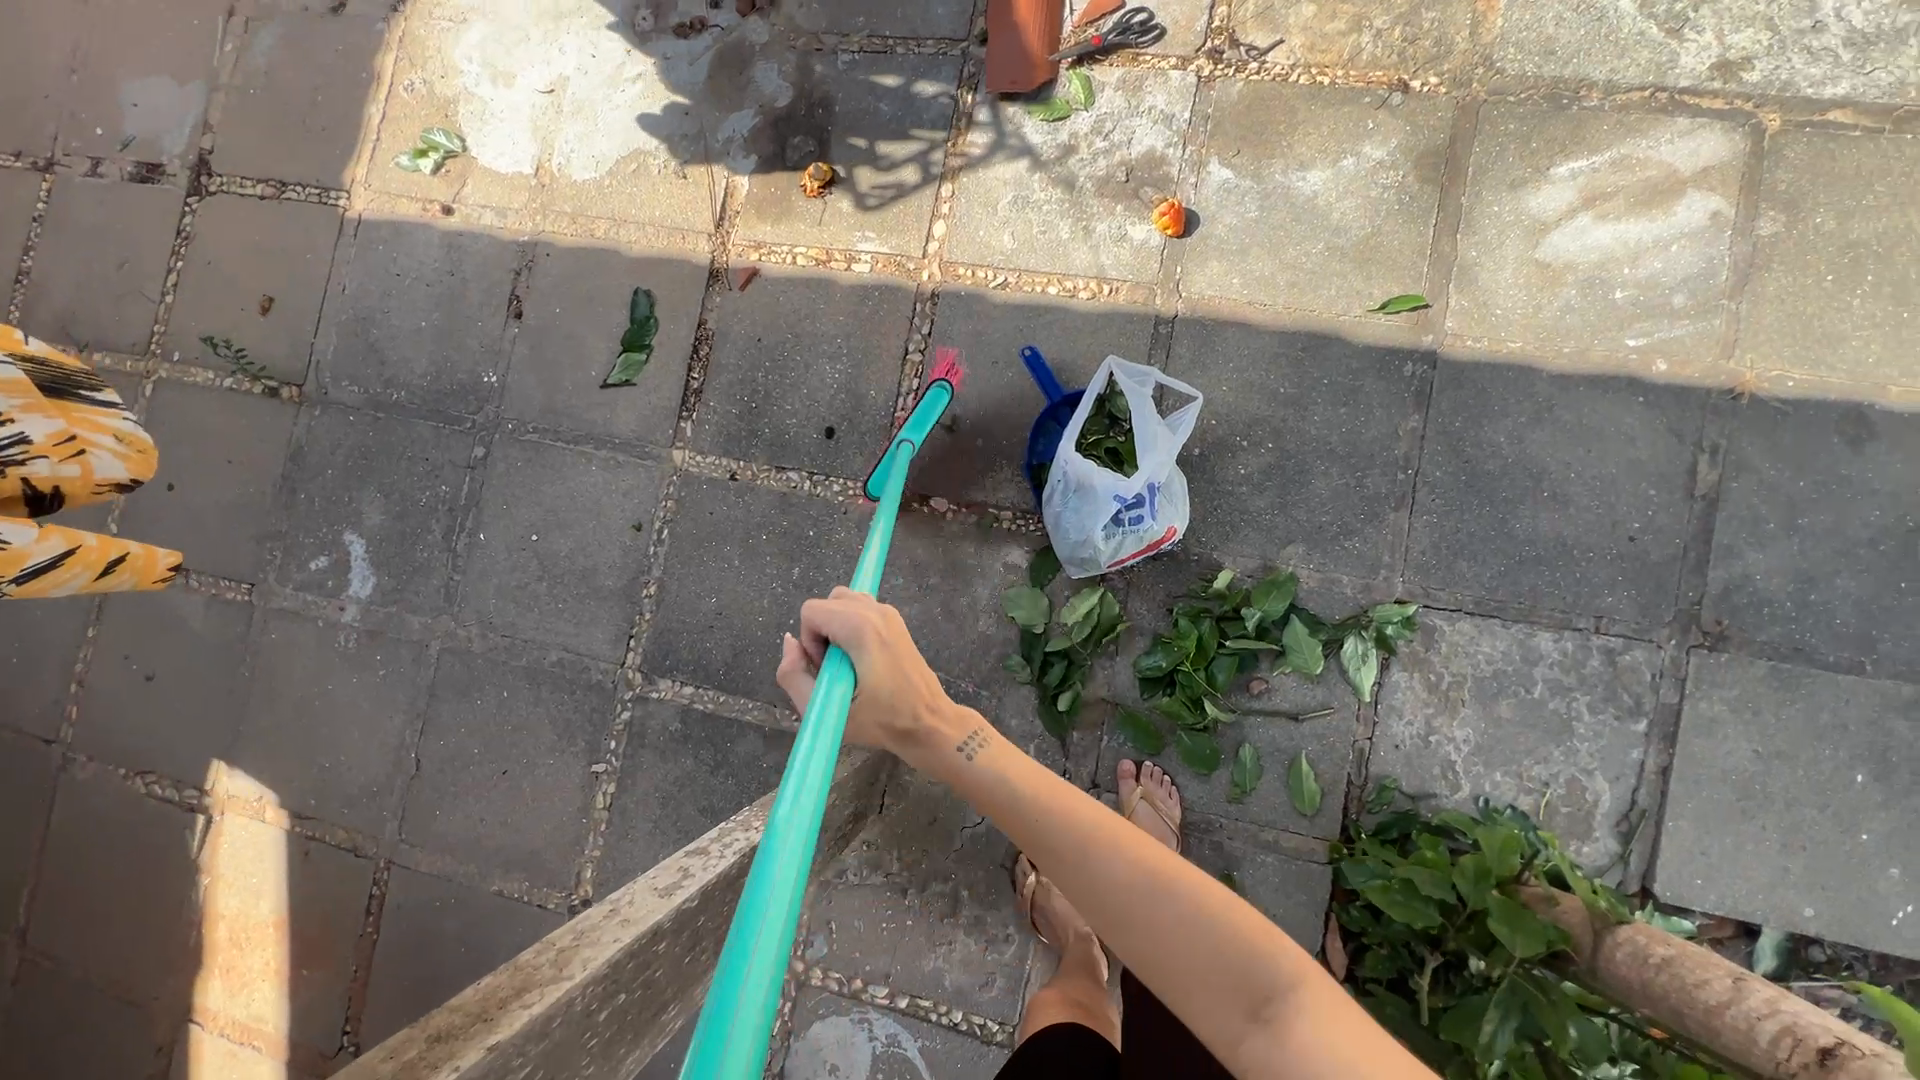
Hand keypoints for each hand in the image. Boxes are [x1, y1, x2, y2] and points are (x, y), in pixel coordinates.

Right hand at [776, 587, 957, 759]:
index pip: (811, 611)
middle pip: (827, 602)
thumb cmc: (880, 721)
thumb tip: (789, 642)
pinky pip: (860, 609)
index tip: (826, 671)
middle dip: (821, 633)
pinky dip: (851, 627)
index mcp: (861, 627)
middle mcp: (876, 611)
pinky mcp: (896, 621)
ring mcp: (889, 613)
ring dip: (835, 629)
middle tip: (836, 669)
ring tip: (848, 663)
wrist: (928, 723)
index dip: (810, 642)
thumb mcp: (824, 710)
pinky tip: (861, 659)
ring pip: (844, 602)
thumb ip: (792, 675)